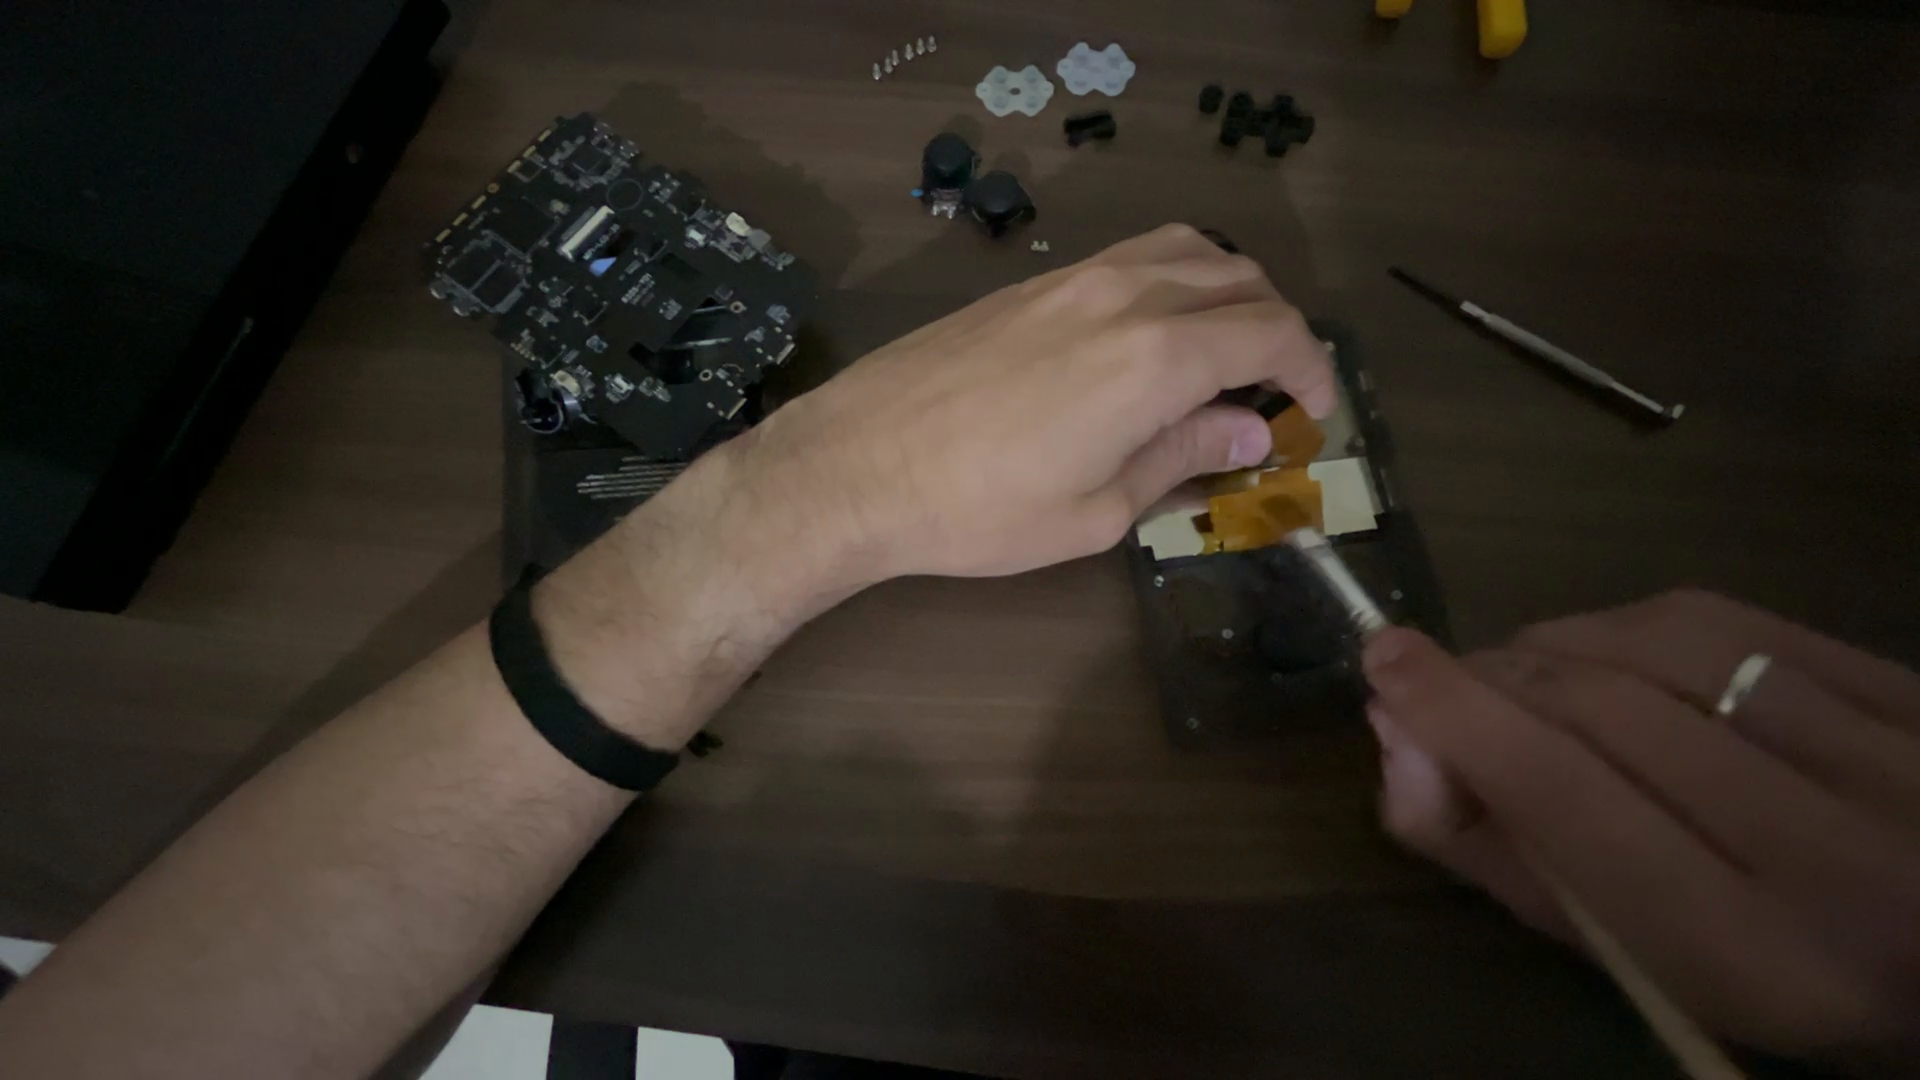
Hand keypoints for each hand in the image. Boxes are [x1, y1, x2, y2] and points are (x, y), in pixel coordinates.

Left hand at [717, 224, 1336, 586]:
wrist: (855, 466)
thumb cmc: (978, 511)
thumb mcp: (1095, 512)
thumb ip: (1180, 457)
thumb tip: (1248, 429)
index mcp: (1154, 356)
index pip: (1271, 334)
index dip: (1311, 370)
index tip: (1314, 412)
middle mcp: (1122, 294)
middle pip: (1236, 280)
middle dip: (1275, 329)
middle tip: (1271, 390)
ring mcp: (1068, 278)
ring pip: (1182, 250)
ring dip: (1224, 292)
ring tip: (1220, 352)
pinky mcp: (1027, 283)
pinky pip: (1125, 257)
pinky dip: (1166, 281)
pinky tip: (1147, 334)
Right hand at [1363, 590, 1919, 1071]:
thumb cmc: (1723, 944)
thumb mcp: (1587, 930)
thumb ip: (1470, 838)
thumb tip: (1388, 724)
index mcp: (1744, 953)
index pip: (1562, 795)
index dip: (1457, 715)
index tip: (1382, 657)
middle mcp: (1846, 862)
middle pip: (1597, 706)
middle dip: (1490, 679)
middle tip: (1447, 686)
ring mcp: (1900, 766)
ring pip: (1649, 648)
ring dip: (1550, 647)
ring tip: (1530, 678)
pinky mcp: (1909, 691)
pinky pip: (1711, 618)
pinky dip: (1618, 624)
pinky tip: (1606, 656)